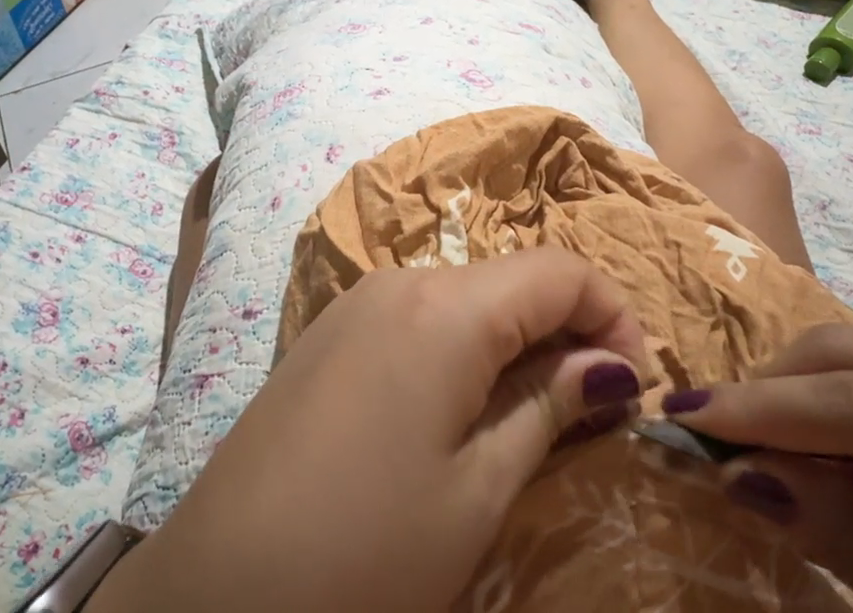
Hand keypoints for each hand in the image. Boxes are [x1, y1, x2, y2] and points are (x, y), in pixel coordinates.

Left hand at [85, 247, 648, 612]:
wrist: (218, 584)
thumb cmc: (366, 546)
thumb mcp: (478, 489)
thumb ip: (547, 407)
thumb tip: (610, 367)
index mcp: (445, 307)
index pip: (559, 270)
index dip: (614, 316)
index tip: (634, 387)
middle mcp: (398, 281)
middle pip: (510, 278)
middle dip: (565, 330)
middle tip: (591, 409)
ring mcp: (353, 304)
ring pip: (463, 296)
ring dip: (512, 340)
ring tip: (531, 415)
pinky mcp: (326, 334)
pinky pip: (415, 318)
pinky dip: (459, 346)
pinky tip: (457, 408)